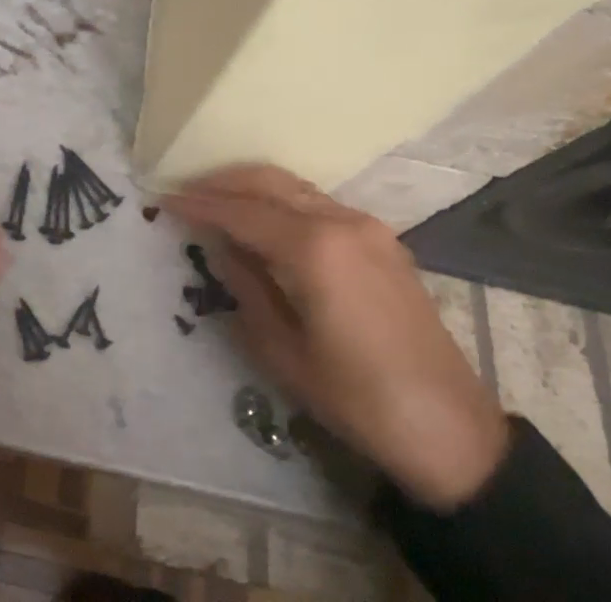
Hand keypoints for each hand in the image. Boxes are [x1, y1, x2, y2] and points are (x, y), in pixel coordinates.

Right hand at [166, 165, 508, 509]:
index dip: (199, 205)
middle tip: (185, 193)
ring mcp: (369, 229)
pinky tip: (263, 226)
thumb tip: (221, 249)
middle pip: (270, 183)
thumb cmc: (356, 398)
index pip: (241, 212)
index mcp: (314, 248)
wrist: (448, 427)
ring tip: (216, 205)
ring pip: (297, 189)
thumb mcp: (283, 351)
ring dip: (254, 190)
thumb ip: (247, 288)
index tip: (163, 200)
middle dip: (224, 183)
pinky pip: (320, 206)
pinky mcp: (384, 243)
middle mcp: (343, 222)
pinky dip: (284, 205)